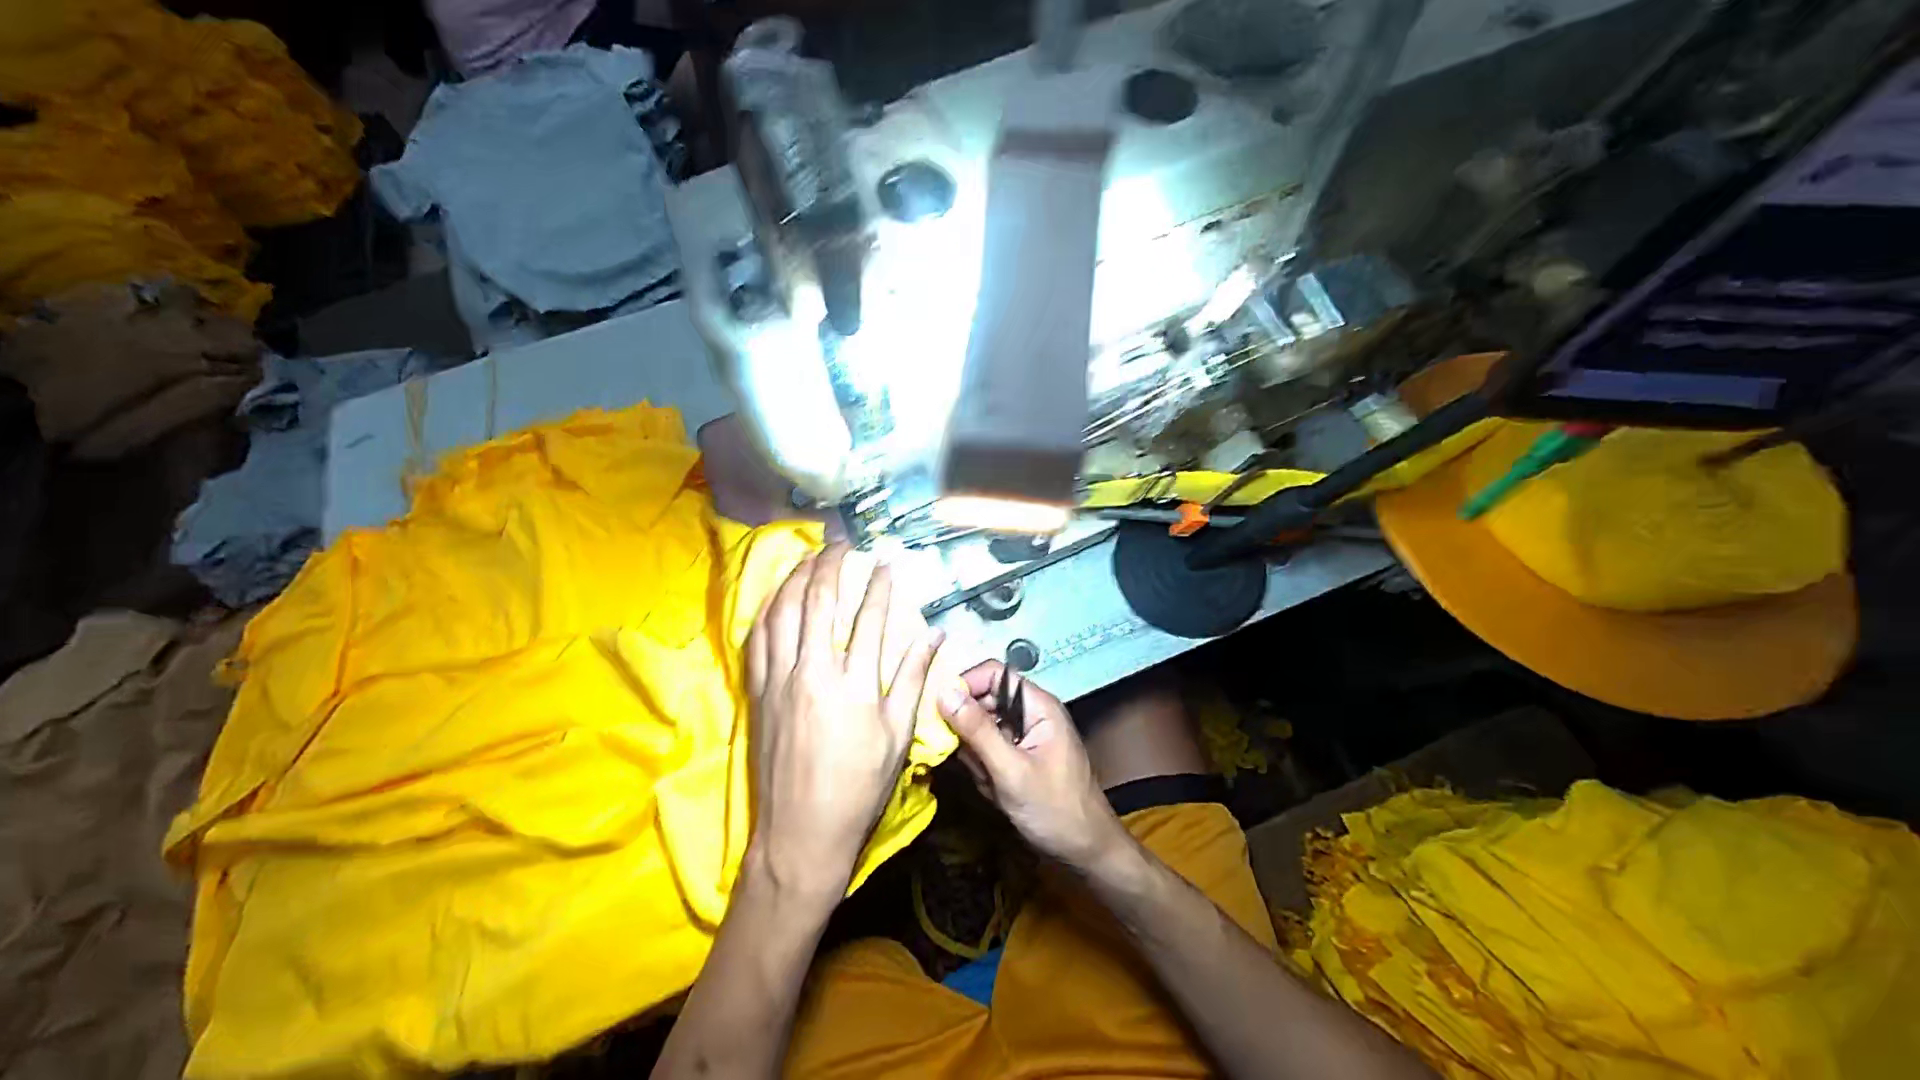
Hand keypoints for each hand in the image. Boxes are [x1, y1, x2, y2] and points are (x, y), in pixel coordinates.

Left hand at [745, 543, 944, 900]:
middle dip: (831, 565)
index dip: (878, 584)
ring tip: (809, 558)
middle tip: (841, 544)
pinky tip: (776, 598)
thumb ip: (913, 677)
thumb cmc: (859, 785)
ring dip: (795, 579)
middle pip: (819, 602)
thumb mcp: (897, 734)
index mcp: (853, 683)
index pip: (868, 617)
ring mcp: (778, 680)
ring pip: (782, 613)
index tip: (884, 561)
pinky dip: (768, 611)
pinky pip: (758, 640)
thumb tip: (934, 634)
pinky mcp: (757, 693)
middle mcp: (812, 671)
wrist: (801, 831)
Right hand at [937, 662, 1128, 871]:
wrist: (1086, 852)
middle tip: (968, 760)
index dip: (965, 684)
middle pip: (984, 700)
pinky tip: (994, 790)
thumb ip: (977, 730)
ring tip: (990, 782)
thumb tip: (944, 692)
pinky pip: (988, 750)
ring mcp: (1024, 735)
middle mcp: (1030, 713)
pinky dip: (983, 769)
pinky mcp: (1018, 756)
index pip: (993, 674)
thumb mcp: (1010, 770)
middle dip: (969, 730)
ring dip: (976, 756)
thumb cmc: (1055, 810)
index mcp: (1037, 705)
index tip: (939, 709)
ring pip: (982, 729)